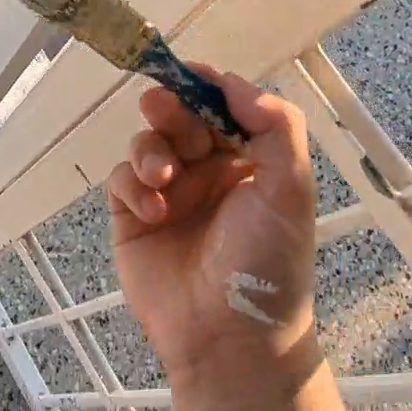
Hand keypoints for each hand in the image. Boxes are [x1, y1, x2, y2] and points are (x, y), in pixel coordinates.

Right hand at [106, 69, 331, 408]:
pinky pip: (121, 177)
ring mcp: (167, 190)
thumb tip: (234, 81)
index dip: (205, 85)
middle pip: (177, 115)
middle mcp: (205, 170)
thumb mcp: (289, 192)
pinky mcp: (132, 212)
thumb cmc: (266, 261)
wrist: (227, 337)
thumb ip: (274, 128)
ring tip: (162, 177)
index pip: (222, 107)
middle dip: (168, 107)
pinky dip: (134, 187)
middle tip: (163, 110)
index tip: (188, 73)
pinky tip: (153, 213)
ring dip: (150, 149)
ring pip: (145, 140)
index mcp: (246, 161)